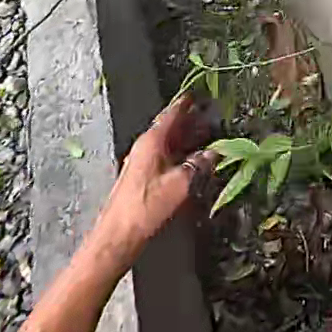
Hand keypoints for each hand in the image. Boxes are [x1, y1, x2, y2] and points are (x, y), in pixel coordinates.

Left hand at [89, 96, 217, 263]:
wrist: (117, 237)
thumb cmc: (146, 207)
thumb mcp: (179, 185)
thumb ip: (199, 166)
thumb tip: (214, 153)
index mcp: (152, 141)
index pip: (171, 114)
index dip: (186, 103)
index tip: (199, 94)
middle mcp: (146, 147)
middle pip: (172, 128)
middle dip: (191, 122)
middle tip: (211, 118)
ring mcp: (143, 162)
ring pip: (169, 144)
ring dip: (187, 140)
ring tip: (208, 139)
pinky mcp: (143, 178)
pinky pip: (166, 158)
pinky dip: (181, 156)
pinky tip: (193, 164)